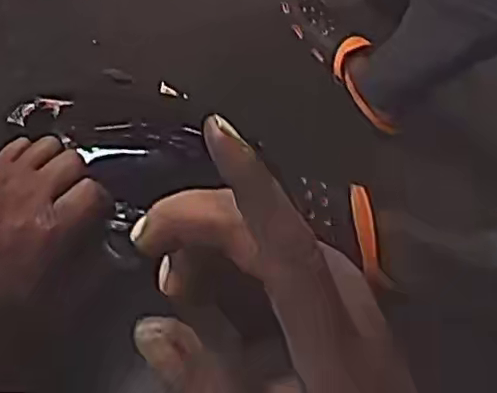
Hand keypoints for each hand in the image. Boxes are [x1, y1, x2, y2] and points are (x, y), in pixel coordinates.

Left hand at [0, 136, 109, 315]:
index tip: (99, 212)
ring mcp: (8, 177)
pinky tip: (30, 176)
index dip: (101, 202)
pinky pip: (21, 144)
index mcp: (50, 227)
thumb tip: (106, 246)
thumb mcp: (56, 299)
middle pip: (75, 159)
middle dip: (81, 178)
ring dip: (57, 161)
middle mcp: (29, 194)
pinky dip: (30, 155)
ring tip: (54, 184)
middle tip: (77, 198)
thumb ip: (89, 268)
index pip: (94, 190)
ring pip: (50, 144)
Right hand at [130, 117, 413, 392]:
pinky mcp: (343, 290)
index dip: (247, 174)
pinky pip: (277, 251)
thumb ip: (206, 377)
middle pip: (254, 223)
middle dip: (191, 223)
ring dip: (209, 245)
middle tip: (149, 249)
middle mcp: (342, 293)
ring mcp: (347, 287)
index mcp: (330, 330)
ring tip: (180, 287)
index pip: (284, 233)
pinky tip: (216, 300)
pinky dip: (235, 262)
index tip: (218, 129)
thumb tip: (154, 331)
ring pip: (261, 231)